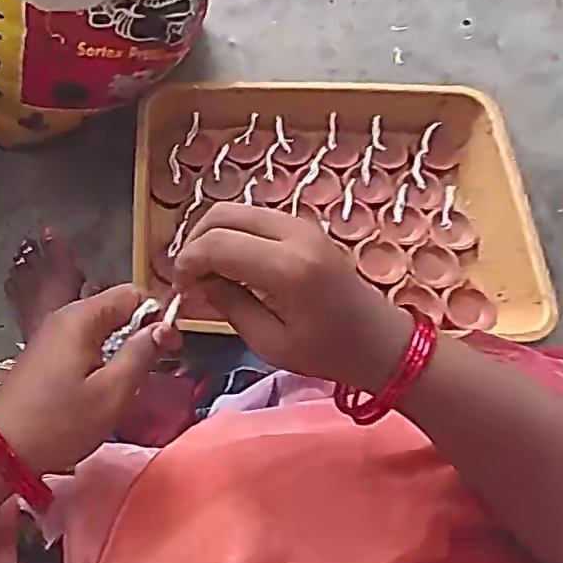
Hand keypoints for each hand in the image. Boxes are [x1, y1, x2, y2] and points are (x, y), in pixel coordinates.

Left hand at [0, 284, 179, 474]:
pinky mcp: (44, 356)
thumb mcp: (112, 392)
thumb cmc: (60, 421)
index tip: (173, 346)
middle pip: (115, 310)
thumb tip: (164, 327)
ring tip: (129, 385)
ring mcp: (51, 337)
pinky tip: (103, 390)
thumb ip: (141, 354)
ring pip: (100, 331)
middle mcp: (64, 318)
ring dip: (121, 352)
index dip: (158, 314)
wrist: (0, 448)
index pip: (132, 293)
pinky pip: (83, 347)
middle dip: (140, 334)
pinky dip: (100, 361)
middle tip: (155, 371)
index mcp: (81, 318)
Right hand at [173, 203, 410, 389]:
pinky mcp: (303, 226)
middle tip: (188, 278)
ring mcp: (302, 224)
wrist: (382, 342)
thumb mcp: (268, 341)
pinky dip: (230, 235)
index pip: (216, 244)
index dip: (187, 263)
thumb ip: (228, 304)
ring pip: (234, 210)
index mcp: (288, 268)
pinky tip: (228, 265)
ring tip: (206, 273)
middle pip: (221, 215)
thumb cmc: (328, 352)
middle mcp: (295, 234)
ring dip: (210, 237)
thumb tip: (197, 282)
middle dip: (194, 243)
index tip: (180, 290)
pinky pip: (252, 217)